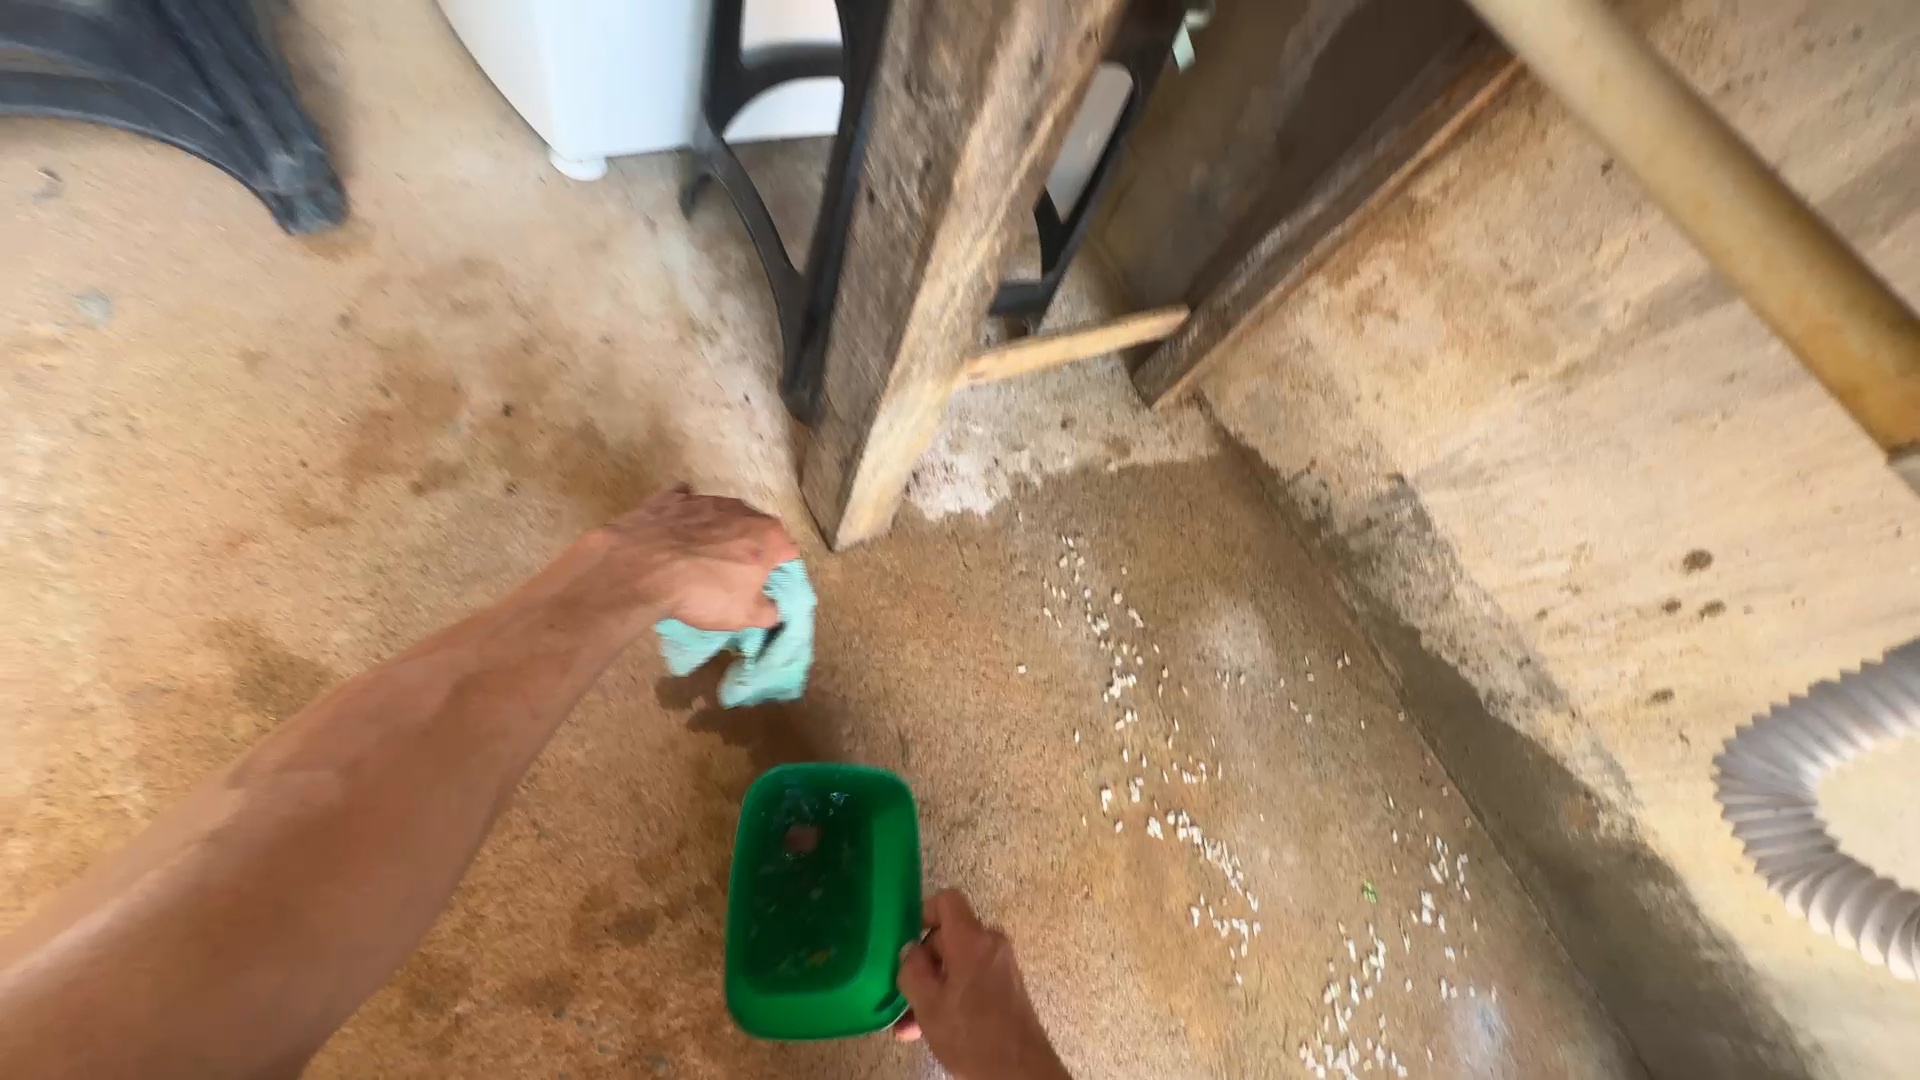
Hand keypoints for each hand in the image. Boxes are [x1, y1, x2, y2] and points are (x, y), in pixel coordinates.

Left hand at [592, 486, 799, 631]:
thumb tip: (772, 609)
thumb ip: (768, 612)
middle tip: (735, 573)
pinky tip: (675, 532)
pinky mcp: (671, 499)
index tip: (765, 584)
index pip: (789, 551)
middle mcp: (744, 510)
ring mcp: (706, 500)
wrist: (641, 570)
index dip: (779, 570)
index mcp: (769, 536)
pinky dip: (684, 517)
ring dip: (719, 532)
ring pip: (723, 515)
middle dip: (751, 547)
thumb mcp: (744, 616)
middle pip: (757, 529)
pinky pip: (684, 504)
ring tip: (701, 557)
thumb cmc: (703, 593)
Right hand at [895, 890, 1071, 1079]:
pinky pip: (972, 978)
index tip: (906, 939)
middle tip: (903, 994)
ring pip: (958, 963)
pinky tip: (930, 1028)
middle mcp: (990, 943)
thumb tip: (910, 951)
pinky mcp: (1007, 986)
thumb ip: (912, 971)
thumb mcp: (929, 1005)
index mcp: (972, 938)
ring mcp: (1001, 964)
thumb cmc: (972, 1035)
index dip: (924, 912)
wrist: (1021, 1073)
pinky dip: (952, 994)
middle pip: (950, 935)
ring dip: (933, 986)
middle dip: (923, 963)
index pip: (947, 900)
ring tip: (909, 1023)